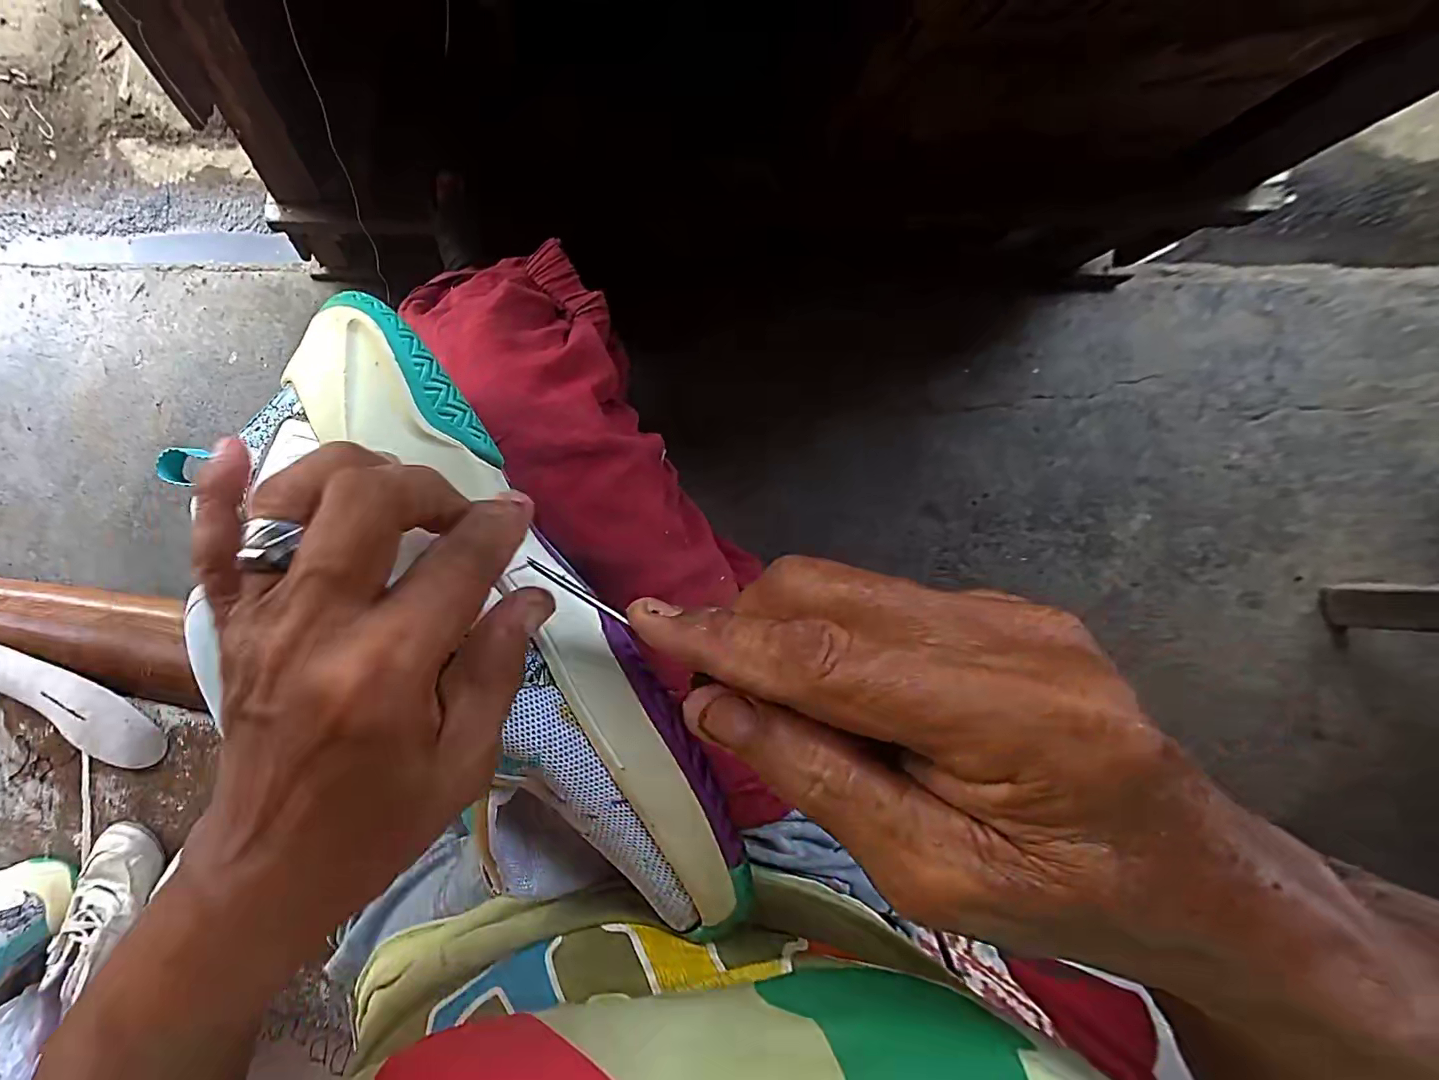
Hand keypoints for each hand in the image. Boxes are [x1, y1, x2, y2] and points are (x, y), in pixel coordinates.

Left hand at [182, 439, 551, 953]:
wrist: (269, 864)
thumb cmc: (376, 822)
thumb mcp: (463, 761)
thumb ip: (498, 667)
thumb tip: (530, 595)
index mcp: (386, 668)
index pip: (455, 563)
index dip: (496, 527)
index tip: (516, 514)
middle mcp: (316, 624)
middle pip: (371, 500)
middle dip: (428, 487)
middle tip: (456, 514)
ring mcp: (259, 617)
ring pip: (298, 495)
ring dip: (354, 472)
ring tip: (391, 494)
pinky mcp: (225, 623)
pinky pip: (211, 542)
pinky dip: (220, 491)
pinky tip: (238, 452)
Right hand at [630, 556, 1438, 1077]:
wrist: (1193, 873)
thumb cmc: (1064, 898)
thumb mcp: (926, 873)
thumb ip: (813, 776)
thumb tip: (709, 705)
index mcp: (1017, 719)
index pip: (827, 658)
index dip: (724, 638)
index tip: (646, 619)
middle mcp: (1013, 635)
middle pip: (822, 594)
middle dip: (741, 630)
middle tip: (713, 692)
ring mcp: (1006, 609)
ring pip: (834, 584)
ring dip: (772, 629)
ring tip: (771, 697)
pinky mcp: (990, 605)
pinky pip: (864, 597)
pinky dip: (815, 632)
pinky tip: (835, 691)